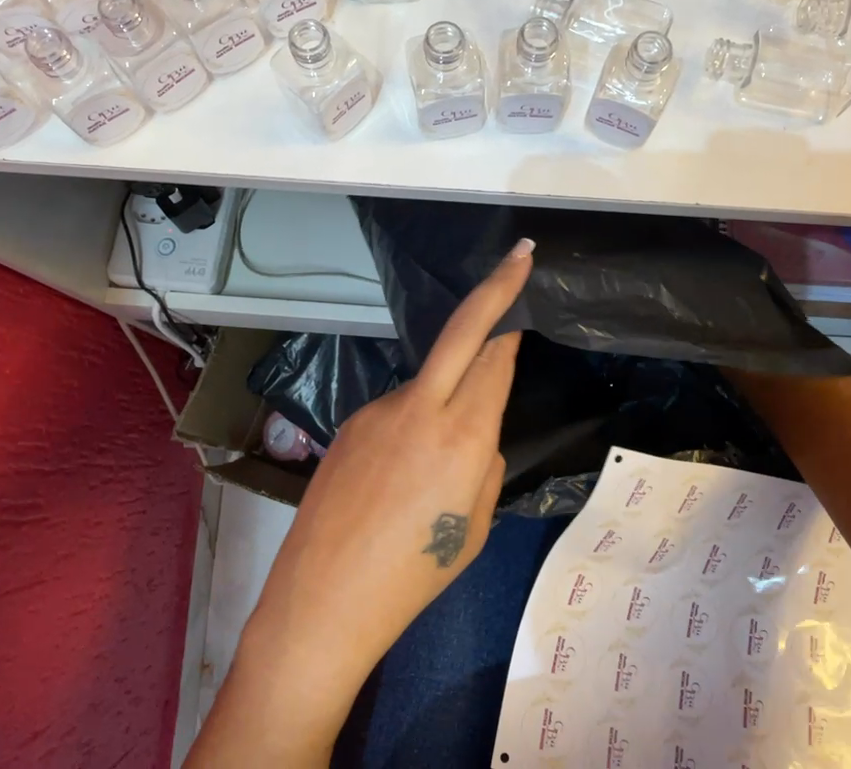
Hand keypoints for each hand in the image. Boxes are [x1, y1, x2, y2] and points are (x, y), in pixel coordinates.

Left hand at [188, 239, 532, 767]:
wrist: (324, 597)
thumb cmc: (414, 575)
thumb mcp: (474, 526)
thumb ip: (484, 465)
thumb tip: (476, 435)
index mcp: (463, 437)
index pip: (496, 358)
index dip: (513, 322)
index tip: (526, 294)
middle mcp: (421, 407)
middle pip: (463, 330)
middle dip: (496, 287)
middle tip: (520, 253)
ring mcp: (379, 409)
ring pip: (429, 377)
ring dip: (449, 389)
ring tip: (434, 468)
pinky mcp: (351, 421)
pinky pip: (398, 409)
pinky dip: (414, 423)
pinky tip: (400, 476)